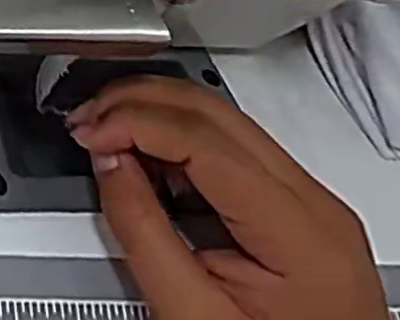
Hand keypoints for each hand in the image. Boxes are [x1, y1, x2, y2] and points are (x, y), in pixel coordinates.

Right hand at [68, 77, 387, 319]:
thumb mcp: (194, 317)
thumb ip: (143, 232)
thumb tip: (107, 160)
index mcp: (301, 234)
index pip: (201, 137)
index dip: (131, 121)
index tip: (87, 133)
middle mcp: (314, 203)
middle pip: (208, 107)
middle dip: (132, 101)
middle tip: (86, 121)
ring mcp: (306, 196)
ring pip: (212, 109)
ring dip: (146, 108)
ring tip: (102, 130)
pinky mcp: (288, 197)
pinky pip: (218, 134)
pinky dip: (166, 127)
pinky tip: (137, 149)